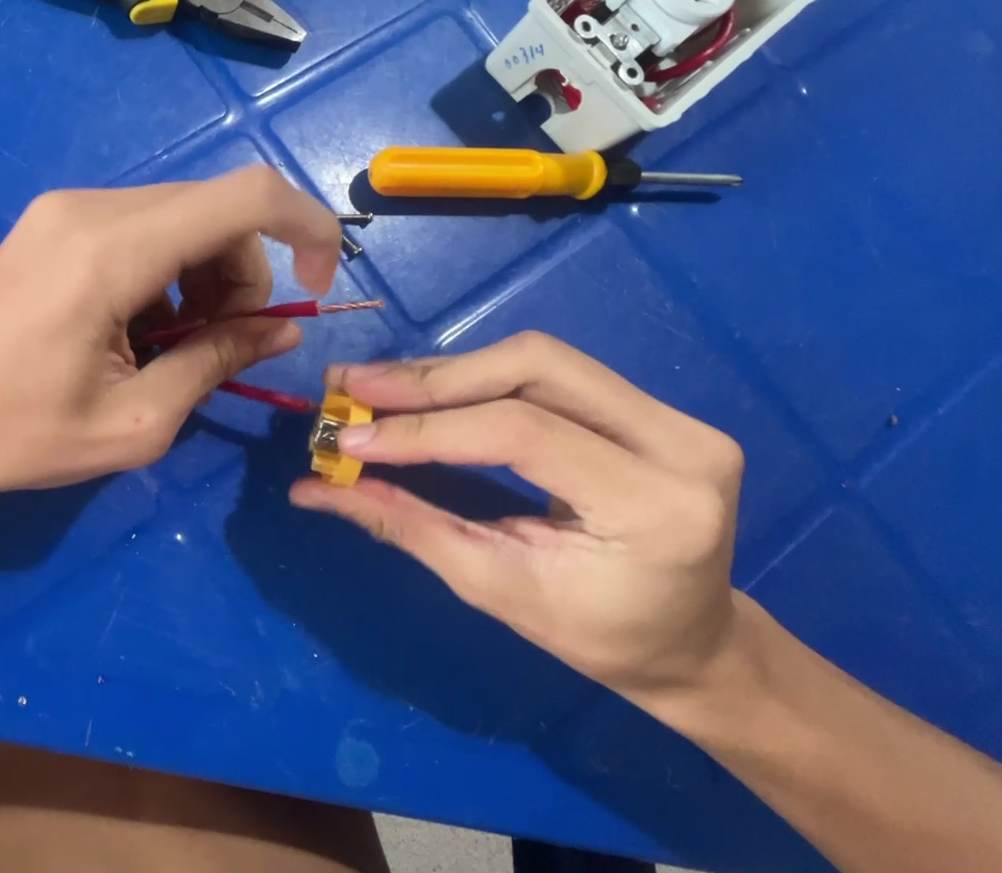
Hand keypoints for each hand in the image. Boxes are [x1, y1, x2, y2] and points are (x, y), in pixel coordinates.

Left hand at [0, 167, 340, 498]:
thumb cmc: (11, 435)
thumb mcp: (134, 423)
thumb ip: (217, 363)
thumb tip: (282, 330)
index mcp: (112, 250)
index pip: (247, 195)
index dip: (308, 228)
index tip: (321, 288)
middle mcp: (91, 207)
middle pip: (217, 210)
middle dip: (247, 277)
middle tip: (218, 351)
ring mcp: (66, 209)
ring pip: (182, 218)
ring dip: (206, 279)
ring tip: (169, 351)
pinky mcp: (52, 223)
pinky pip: (142, 229)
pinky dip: (166, 274)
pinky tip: (134, 332)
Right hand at [289, 332, 745, 699]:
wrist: (691, 642)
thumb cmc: (594, 635)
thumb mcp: (492, 586)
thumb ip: (404, 524)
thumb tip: (310, 489)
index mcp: (656, 505)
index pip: (521, 432)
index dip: (424, 430)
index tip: (346, 439)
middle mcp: (679, 442)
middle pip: (533, 366)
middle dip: (430, 378)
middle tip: (349, 389)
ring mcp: (674, 416)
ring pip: (536, 358)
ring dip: (444, 372)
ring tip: (370, 387)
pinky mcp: (652, 407)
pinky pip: (546, 372)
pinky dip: (473, 379)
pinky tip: (422, 391)